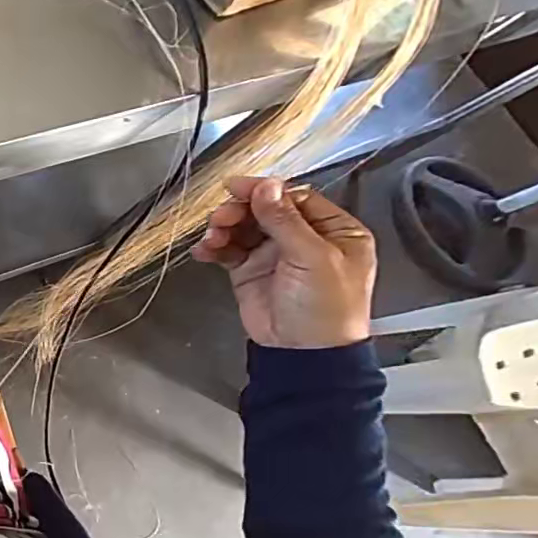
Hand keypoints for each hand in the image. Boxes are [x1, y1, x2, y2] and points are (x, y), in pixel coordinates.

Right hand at [190, 176, 375, 349]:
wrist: (302, 351)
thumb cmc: (324, 305)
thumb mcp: (311, 258)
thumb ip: (285, 221)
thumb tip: (266, 186)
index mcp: (333, 231)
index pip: (295, 199)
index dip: (265, 192)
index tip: (236, 188)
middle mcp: (302, 238)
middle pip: (263, 211)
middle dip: (238, 212)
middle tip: (219, 218)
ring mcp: (273, 254)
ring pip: (241, 228)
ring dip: (222, 228)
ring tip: (212, 239)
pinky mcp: (248, 269)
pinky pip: (227, 250)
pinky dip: (213, 248)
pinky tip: (204, 251)